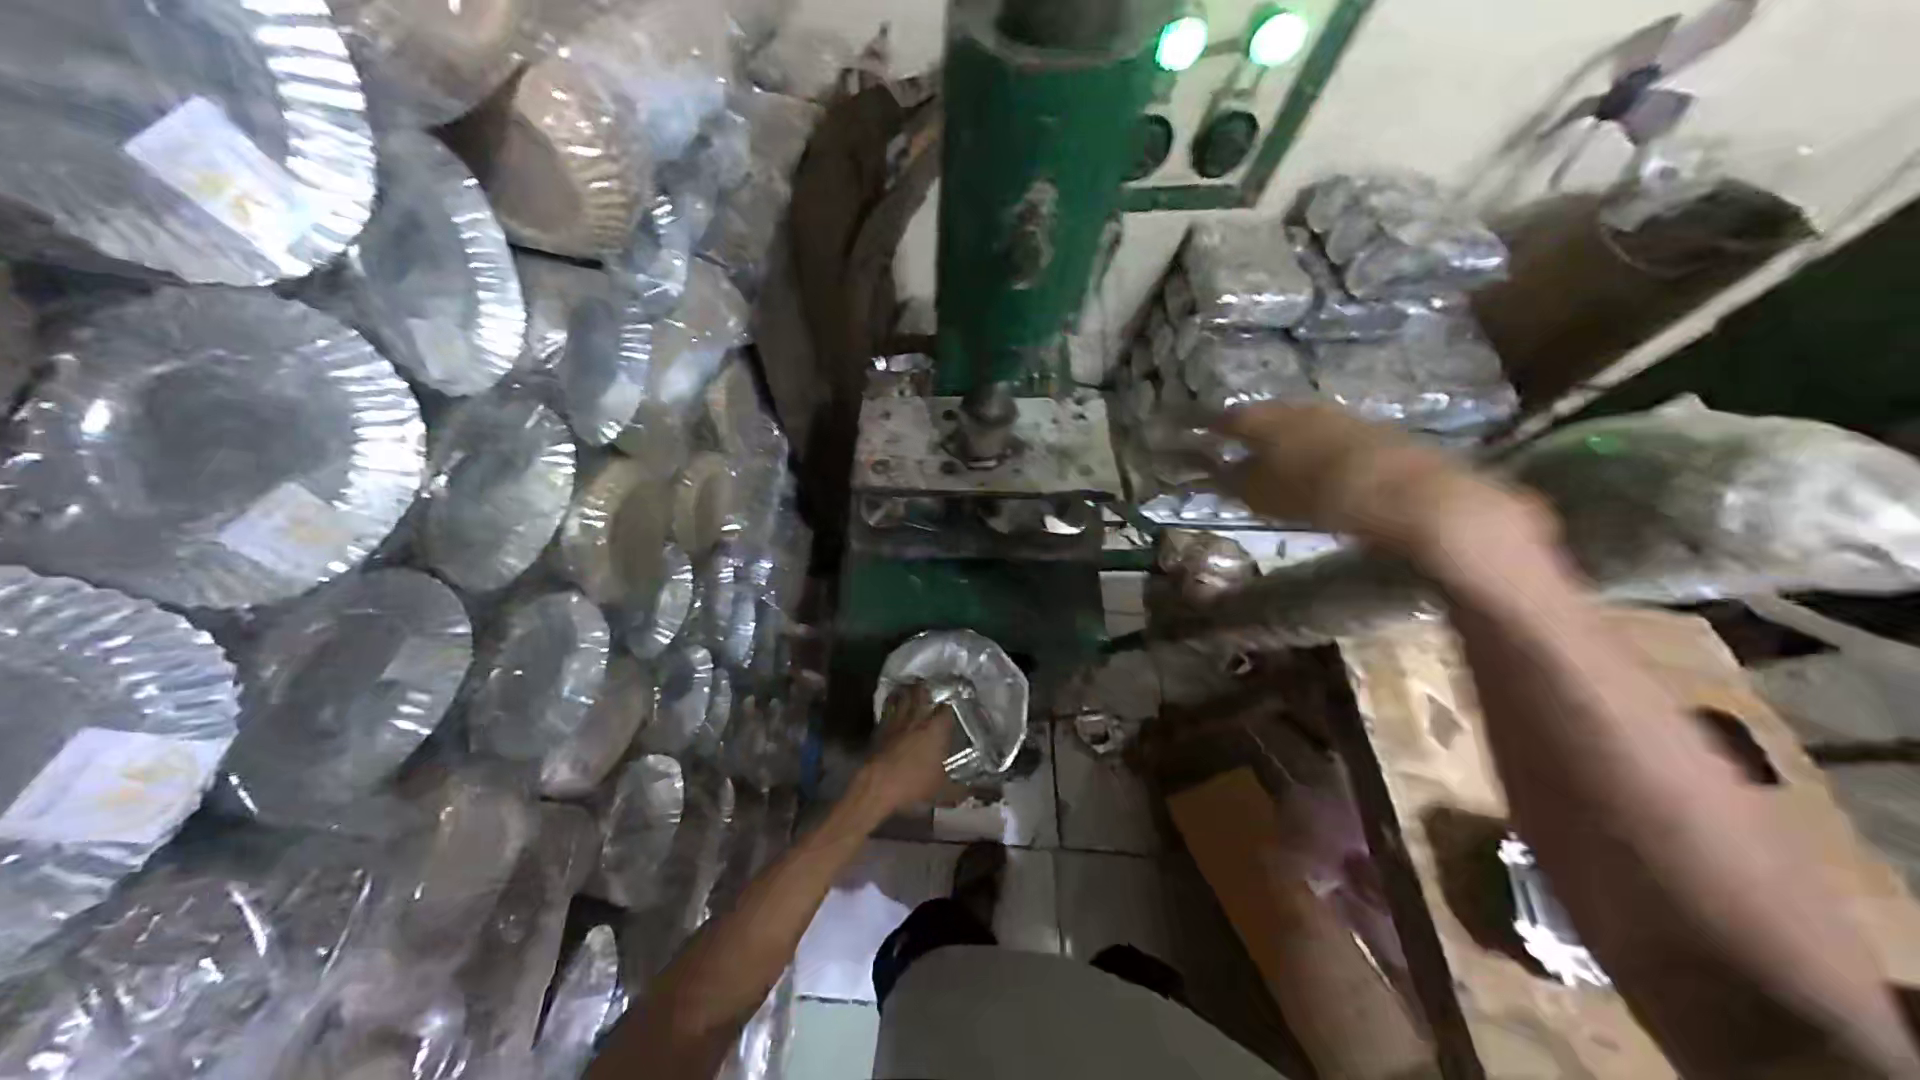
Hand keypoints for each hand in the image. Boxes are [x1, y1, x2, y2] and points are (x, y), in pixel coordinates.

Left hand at [847, 683, 958, 822]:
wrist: (877, 785)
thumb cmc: (914, 785)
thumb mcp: (942, 792)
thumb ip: (959, 791)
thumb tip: (971, 794)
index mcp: (937, 729)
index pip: (947, 708)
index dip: (950, 706)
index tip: (952, 708)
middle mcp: (918, 719)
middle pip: (922, 692)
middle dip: (926, 688)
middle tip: (930, 688)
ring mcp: (897, 720)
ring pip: (902, 696)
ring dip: (907, 691)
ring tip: (911, 689)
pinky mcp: (880, 727)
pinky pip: (888, 708)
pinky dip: (891, 703)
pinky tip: (893, 705)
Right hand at [1217, 403, 1555, 573]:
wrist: (1405, 492)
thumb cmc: (1317, 494)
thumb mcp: (1262, 495)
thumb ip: (1234, 480)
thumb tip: (1216, 471)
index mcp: (1267, 419)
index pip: (1230, 418)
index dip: (1213, 428)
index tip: (1200, 437)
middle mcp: (1300, 408)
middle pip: (1267, 416)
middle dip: (1251, 431)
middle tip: (1236, 448)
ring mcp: (1339, 415)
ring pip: (1300, 422)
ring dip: (1284, 438)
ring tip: (1274, 458)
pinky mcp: (1371, 430)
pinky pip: (1327, 434)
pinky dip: (1313, 447)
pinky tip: (1314, 466)